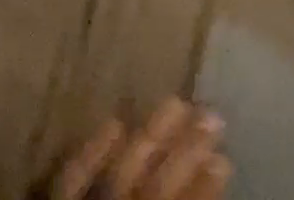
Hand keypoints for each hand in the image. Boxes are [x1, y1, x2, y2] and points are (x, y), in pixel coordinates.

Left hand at [51, 99, 229, 199]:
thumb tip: (204, 194)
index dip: (202, 191)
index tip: (224, 160)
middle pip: (154, 191)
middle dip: (186, 154)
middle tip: (213, 116)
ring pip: (119, 176)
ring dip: (150, 138)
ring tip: (176, 103)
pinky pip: (68, 182)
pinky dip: (91, 154)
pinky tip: (115, 124)